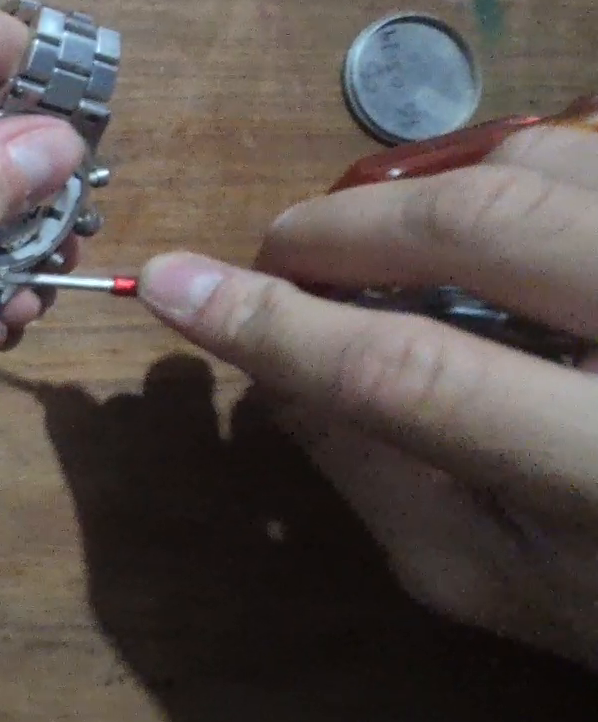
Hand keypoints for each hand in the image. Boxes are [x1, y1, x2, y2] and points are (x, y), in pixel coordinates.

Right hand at [138, 126, 597, 669]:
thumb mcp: (486, 570)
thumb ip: (364, 466)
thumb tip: (261, 360)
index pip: (405, 374)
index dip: (270, 322)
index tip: (167, 281)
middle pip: (484, 228)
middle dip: (335, 233)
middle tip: (280, 261)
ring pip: (547, 162)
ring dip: (419, 200)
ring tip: (387, 252)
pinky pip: (593, 151)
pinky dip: (513, 178)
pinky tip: (491, 242)